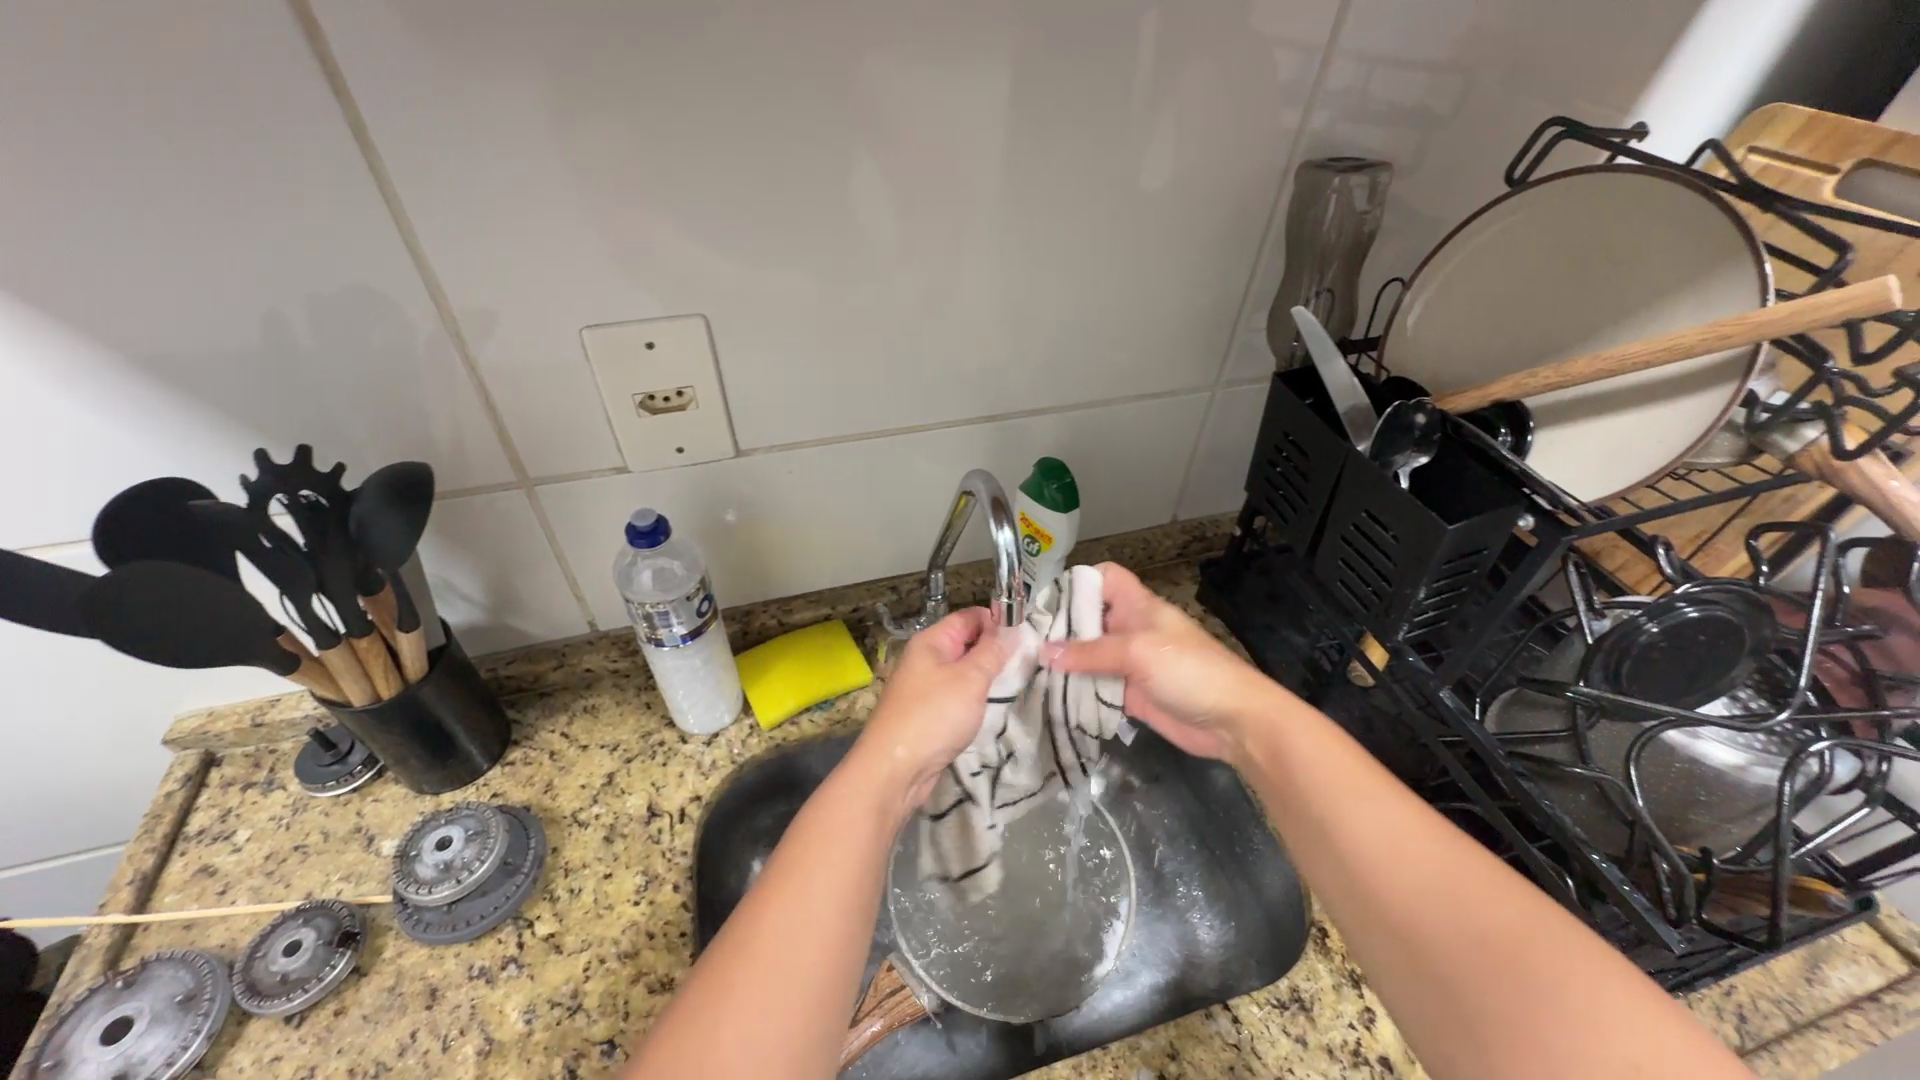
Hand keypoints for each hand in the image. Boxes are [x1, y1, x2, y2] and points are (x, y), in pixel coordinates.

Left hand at [850, 607, 1013, 811]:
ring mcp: (927, 688)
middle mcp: (927, 660)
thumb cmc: (933, 716)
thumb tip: (1010, 627)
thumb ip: (992, 651)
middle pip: (967, 643)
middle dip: (996, 651)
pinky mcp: (930, 714)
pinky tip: (996, 709)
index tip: (1028, 636)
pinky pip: (959, 697)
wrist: (895, 770)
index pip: (969, 617)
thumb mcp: (970, 679)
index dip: (997, 621)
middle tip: (1030, 663)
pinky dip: (977, 700)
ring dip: (988, 678)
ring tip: (1019, 684)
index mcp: (931, 642)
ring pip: (965, 672)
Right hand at [1042, 563, 1273, 760]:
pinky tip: (1050, 697)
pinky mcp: (1131, 696)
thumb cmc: (1191, 671)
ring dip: (1064, 665)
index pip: (1105, 578)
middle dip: (1059, 629)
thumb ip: (1090, 653)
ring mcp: (1130, 665)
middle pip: (1089, 620)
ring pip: (1089, 657)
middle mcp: (1131, 630)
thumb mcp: (1138, 652)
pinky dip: (1077, 692)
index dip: (1078, 582)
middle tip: (1023, 643)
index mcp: (1138, 607)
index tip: (1047, 603)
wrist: (1234, 721)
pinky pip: (1097, 689)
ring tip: (1027, 672)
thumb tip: (1044, 651)